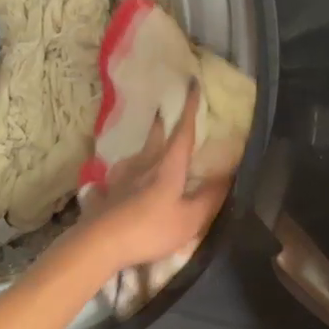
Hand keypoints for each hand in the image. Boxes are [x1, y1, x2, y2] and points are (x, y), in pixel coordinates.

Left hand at [57, 84, 232, 274]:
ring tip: (150, 145)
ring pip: (135, 156)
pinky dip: (125, 174)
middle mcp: (141, 165)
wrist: (99, 243)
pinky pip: (118, 177)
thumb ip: (210, 197)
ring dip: (145, 146)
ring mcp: (119, 179)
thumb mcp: (190, 219)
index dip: (190, 110)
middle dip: (162, 123)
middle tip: (164, 109)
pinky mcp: (105, 194)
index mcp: (166, 167)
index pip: (182, 133)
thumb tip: (229, 174)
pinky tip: (121, 179)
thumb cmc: (150, 230)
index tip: (192, 85)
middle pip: (154, 139)